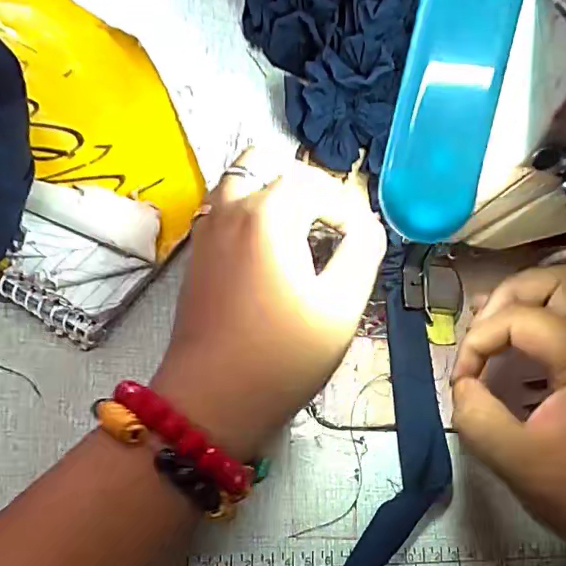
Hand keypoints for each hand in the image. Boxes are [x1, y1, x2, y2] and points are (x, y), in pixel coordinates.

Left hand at [152, 149, 385, 456]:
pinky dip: (251, 212)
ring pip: (241, 181)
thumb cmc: (283, 355)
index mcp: (269, 213)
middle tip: (337, 228)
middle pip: (274, 166)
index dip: (352, 213)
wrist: (213, 399)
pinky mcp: (198, 256)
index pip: (321, 186)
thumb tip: (367, 227)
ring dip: (275, 193)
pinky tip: (272, 253)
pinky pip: (224, 209)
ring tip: (303, 232)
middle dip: (312, 189)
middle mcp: (231, 208)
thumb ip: (363, 252)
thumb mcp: (342, 307)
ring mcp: (207, 231)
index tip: (366, 247)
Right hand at [451, 265, 565, 545]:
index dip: (479, 341)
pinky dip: (538, 321)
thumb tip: (463, 383)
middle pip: (557, 279)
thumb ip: (474, 412)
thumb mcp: (511, 456)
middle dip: (509, 295)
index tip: (463, 380)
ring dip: (525, 302)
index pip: (518, 317)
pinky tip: (511, 344)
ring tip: (488, 326)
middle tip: (480, 329)